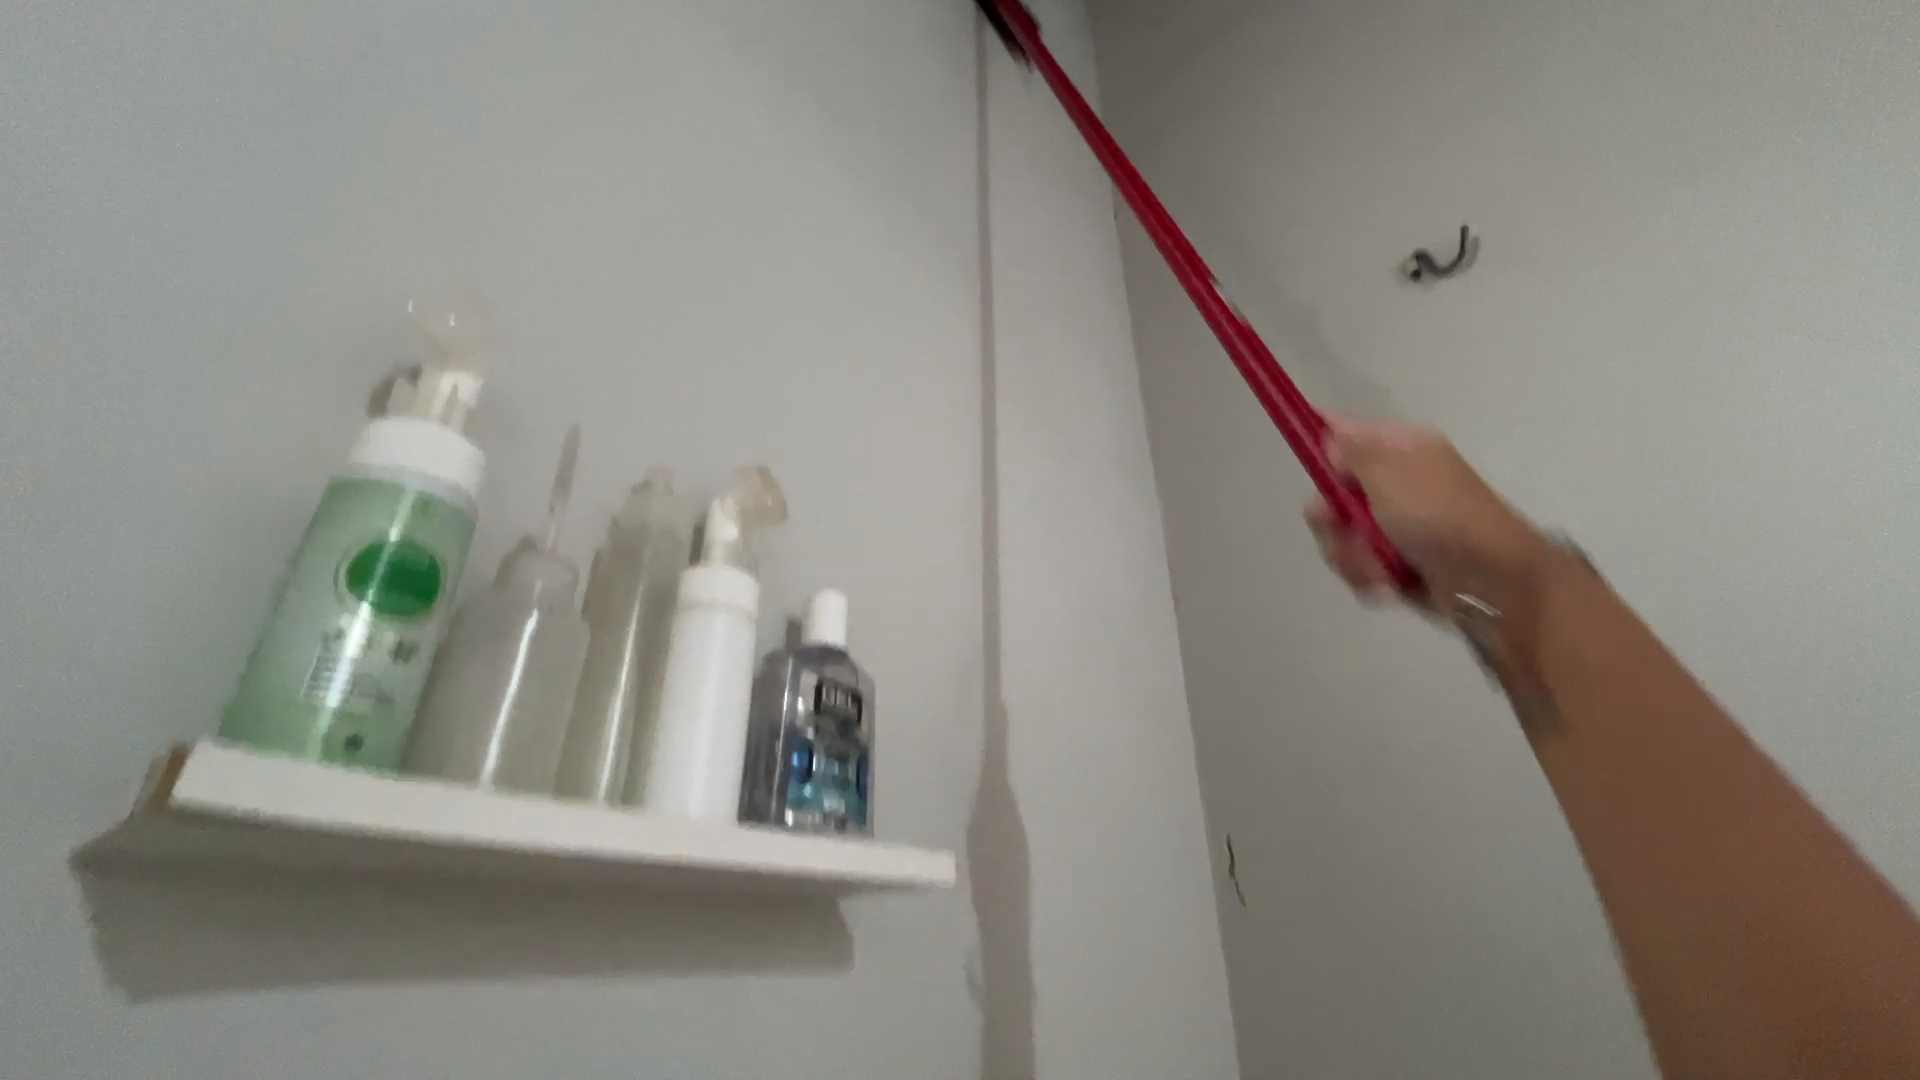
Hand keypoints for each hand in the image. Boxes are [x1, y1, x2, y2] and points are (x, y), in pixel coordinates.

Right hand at [1306, 419, 1552, 620]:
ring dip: (1352, 554)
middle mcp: (1395, 483)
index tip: (1305, 460)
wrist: (1490, 581)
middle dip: (1333, 520)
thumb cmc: (1439, 516)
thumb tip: (1331, 439)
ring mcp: (1395, 524)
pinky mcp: (1396, 561)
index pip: (1346, 433)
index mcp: (1400, 450)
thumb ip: (1352, 451)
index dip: (1320, 441)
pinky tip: (1385, 582)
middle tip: (1344, 529)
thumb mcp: (1390, 472)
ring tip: (1378, 566)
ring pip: (1341, 535)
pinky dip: (1367, 575)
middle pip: (1332, 494)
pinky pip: (1358, 563)